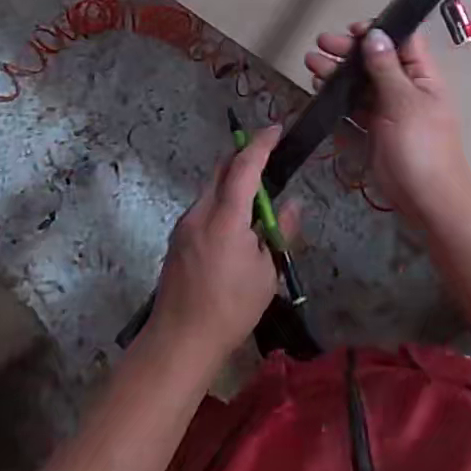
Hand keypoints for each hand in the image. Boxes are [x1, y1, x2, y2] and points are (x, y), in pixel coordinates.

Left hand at [149, 126, 290, 362]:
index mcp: (225, 217)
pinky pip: (203, 208)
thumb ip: (280, 233)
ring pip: (211, 189)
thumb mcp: (267, 272)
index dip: (261, 144)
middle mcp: (200, 212)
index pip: (244, 167)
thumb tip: (292, 205)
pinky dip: (221, 204)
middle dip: (245, 159)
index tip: (276, 129)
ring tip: (257, 205)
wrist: (180, 340)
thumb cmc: (231, 308)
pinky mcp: (178, 239)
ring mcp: (184, 224)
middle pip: (222, 171)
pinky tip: (235, 228)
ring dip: (233, 184)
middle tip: (269, 161)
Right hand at [305, 23, 470, 220]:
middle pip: (374, 61)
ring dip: (337, 74)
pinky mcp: (375, 131)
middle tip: (321, 44)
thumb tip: (375, 35)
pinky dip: (338, 100)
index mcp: (422, 77)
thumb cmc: (422, 148)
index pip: (402, 41)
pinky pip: (354, 109)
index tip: (351, 30)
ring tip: (312, 65)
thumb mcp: (404, 102)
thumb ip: (386, 68)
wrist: (427, 201)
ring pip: (360, 85)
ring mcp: (389, 111)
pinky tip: (320, 92)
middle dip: (348, 51)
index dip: (378, 31)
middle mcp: (405, 89)